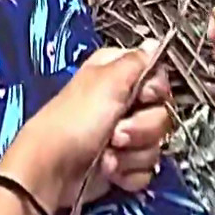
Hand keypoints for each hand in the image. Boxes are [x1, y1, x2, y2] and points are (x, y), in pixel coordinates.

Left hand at [0, 43, 172, 210]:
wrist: (54, 166)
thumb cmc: (77, 117)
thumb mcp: (107, 80)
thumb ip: (136, 61)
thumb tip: (155, 42)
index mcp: (118, 73)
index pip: (158, 76)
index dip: (154, 90)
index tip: (142, 96)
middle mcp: (122, 99)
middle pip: (160, 114)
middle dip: (140, 128)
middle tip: (116, 130)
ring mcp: (123, 133)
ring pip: (154, 144)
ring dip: (131, 153)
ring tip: (107, 151)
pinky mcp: (122, 162)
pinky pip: (144, 169)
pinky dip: (128, 172)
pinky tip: (109, 168)